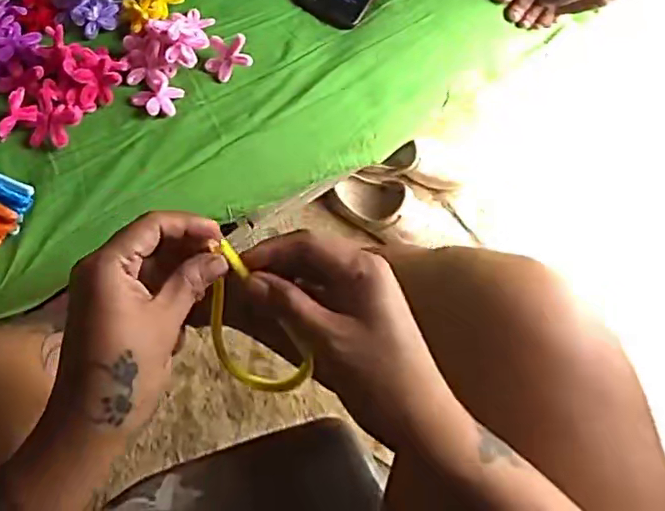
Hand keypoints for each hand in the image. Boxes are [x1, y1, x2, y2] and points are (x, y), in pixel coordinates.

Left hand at [50, 212, 228, 435]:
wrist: (86, 428)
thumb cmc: (126, 372)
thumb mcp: (165, 323)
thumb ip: (190, 282)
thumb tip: (218, 258)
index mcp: (107, 263)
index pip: (152, 225)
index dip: (189, 224)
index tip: (219, 235)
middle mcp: (98, 266)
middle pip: (148, 240)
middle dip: (185, 247)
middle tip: (218, 257)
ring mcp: (98, 285)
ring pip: (146, 262)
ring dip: (176, 268)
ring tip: (209, 279)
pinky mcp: (103, 304)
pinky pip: (138, 282)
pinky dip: (162, 286)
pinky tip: (187, 301)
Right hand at [233, 231, 460, 452]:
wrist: (425, 421)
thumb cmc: (379, 377)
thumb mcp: (328, 340)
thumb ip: (288, 305)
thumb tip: (250, 281)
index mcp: (361, 265)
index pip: (306, 242)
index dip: (270, 251)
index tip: (238, 267)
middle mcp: (364, 266)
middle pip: (310, 252)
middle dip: (275, 263)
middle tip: (242, 280)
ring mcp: (365, 285)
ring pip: (315, 270)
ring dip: (286, 278)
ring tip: (256, 293)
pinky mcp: (363, 305)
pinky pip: (324, 288)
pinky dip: (300, 294)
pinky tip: (281, 307)